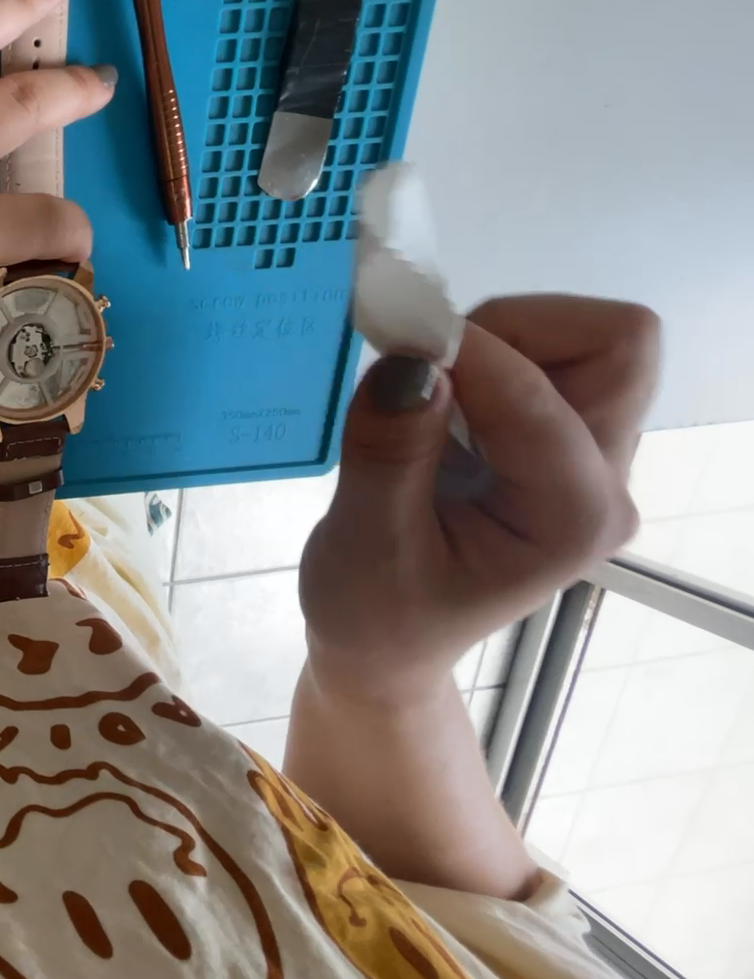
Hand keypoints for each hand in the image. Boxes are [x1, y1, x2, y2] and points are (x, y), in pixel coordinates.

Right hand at [299, 295, 659, 697]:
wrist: (382, 649)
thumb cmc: (369, 612)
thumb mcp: (364, 541)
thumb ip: (388, 452)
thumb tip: (405, 362)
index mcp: (570, 515)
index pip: (541, 396)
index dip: (462, 353)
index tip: (384, 330)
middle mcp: (601, 481)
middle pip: (612, 348)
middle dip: (512, 329)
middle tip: (420, 360)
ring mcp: (581, 465)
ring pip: (587, 350)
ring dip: (497, 343)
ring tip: (414, 391)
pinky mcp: (547, 455)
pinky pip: (544, 372)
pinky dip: (481, 363)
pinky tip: (422, 407)